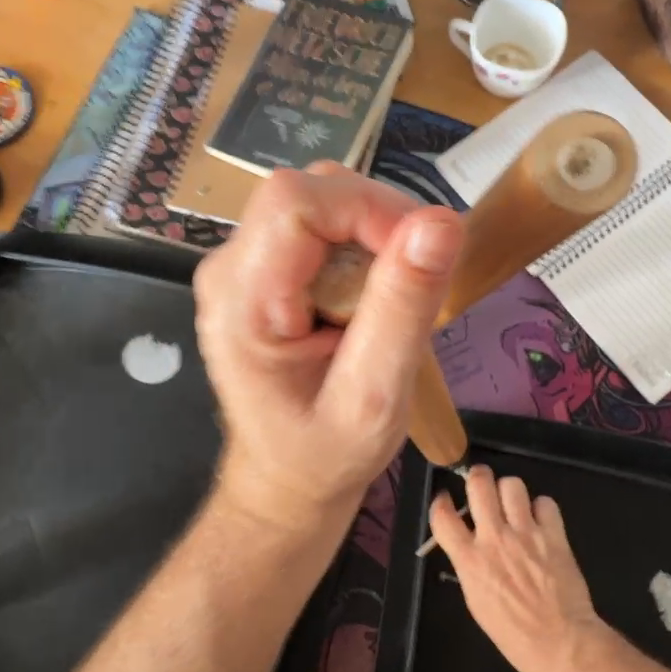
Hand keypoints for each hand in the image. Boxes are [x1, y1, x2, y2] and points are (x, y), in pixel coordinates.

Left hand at [194, 163, 464, 528]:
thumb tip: (440, 222)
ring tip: (396, 294)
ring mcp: (243, 263)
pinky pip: (320, 224)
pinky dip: (362, 243)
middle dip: (378, 220)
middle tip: (418, 280)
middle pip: (309, 193)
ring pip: (319, 201)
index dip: (368, 208)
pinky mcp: (264, 265)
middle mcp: (230, 268)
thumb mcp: (375, 398)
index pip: (296, 204)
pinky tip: (374, 293)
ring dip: (374, 232)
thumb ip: (403, 309)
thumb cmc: (326, 455)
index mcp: (242, 301)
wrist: (286, 478)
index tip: (421, 252)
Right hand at [430, 465, 607, 671]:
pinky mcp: (554, 535)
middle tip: (481, 485)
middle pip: (479, 483)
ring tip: (513, 503)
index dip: (441, 501)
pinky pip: (545, 502)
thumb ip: (469, 564)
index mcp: (470, 560)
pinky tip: (540, 521)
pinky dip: (541, 508)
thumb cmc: (512, 632)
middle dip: (478, 477)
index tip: (446, 499)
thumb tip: (468, 543)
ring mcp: (526, 533)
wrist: (560, 643)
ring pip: (512, 484)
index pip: (442, 514)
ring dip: (509, 490)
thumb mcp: (476, 600)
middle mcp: (494, 538)